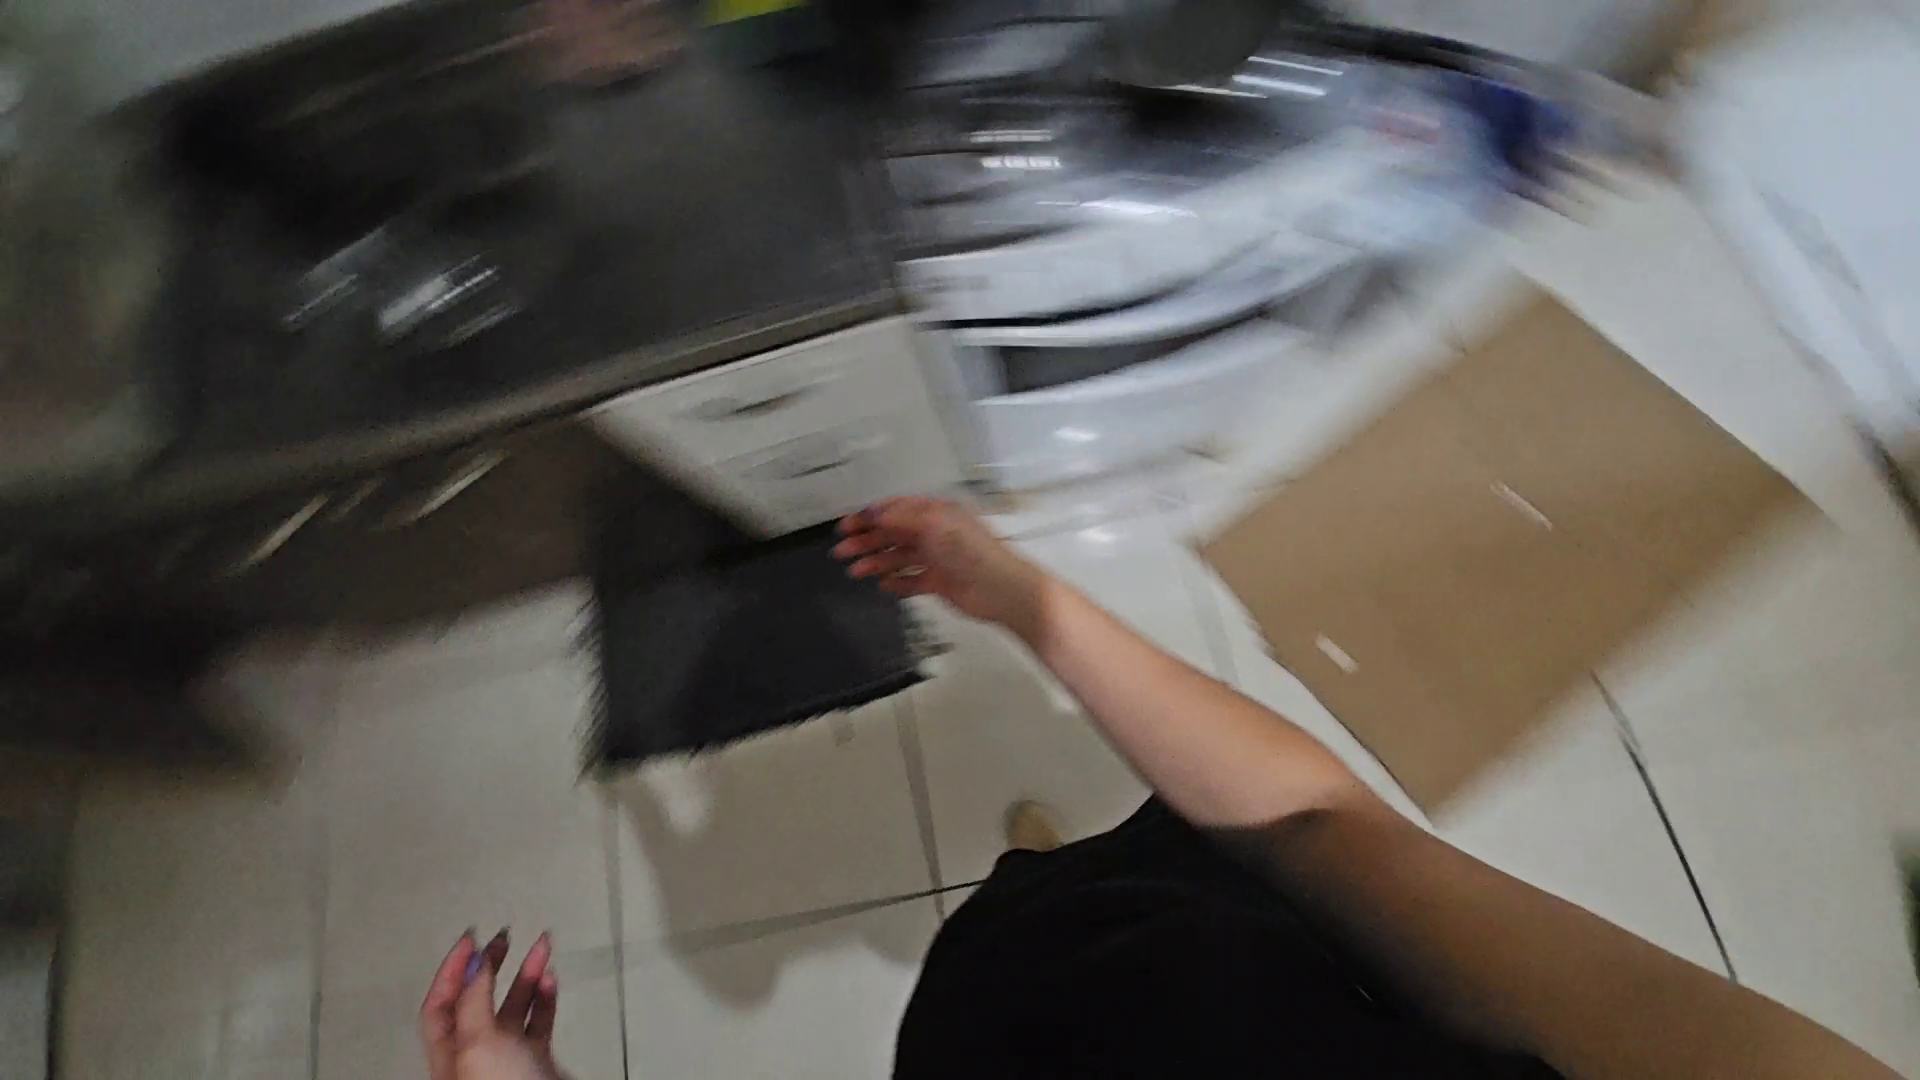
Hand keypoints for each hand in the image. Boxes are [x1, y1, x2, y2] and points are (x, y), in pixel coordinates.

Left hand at [420, 930, 564, 1079]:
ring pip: (512, 1005)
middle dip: (490, 963)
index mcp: (449, 1051)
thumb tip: (472, 960)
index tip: (472, 935)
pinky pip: (538, 1019)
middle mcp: (473, 1053)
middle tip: (503, 936)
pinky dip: (545, 996)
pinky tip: (550, 980)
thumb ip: (473, 998)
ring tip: (541, 945)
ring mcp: (505, 1057)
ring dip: (526, 972)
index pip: (440, 1002)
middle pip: (476, 999)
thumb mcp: (477, 1040)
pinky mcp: (534, 1060)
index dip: (452, 967)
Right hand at [834, 496, 1052, 636]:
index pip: (896, 511)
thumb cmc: (972, 551)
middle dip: (866, 540)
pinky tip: (884, 584)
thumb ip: (901, 517)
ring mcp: (937, 559)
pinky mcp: (940, 583)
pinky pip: (912, 581)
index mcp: (936, 513)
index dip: (869, 517)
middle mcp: (935, 533)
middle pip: (893, 534)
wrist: (1001, 589)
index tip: (846, 526)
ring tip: (856, 571)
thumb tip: (874, 511)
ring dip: (876, 562)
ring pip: (899, 558)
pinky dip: (897, 583)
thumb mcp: (935, 524)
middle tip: (841, 551)